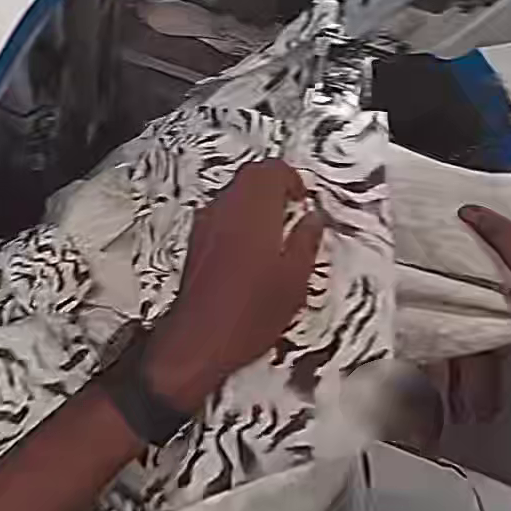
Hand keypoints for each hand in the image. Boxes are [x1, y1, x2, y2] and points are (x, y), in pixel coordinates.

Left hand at [147, 159, 326, 410]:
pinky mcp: (196, 240)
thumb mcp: (294, 279)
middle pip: (250, 174)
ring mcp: (206, 223)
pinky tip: (251, 244)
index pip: (272, 170)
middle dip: (273, 182)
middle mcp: (226, 209)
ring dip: (255, 198)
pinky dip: (239, 215)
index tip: (302, 197)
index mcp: (254, 210)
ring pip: (233, 191)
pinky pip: (221, 211)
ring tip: (275, 225)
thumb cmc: (248, 313)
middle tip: (292, 202)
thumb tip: (313, 220)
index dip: (292, 178)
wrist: (200, 340)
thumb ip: (306, 241)